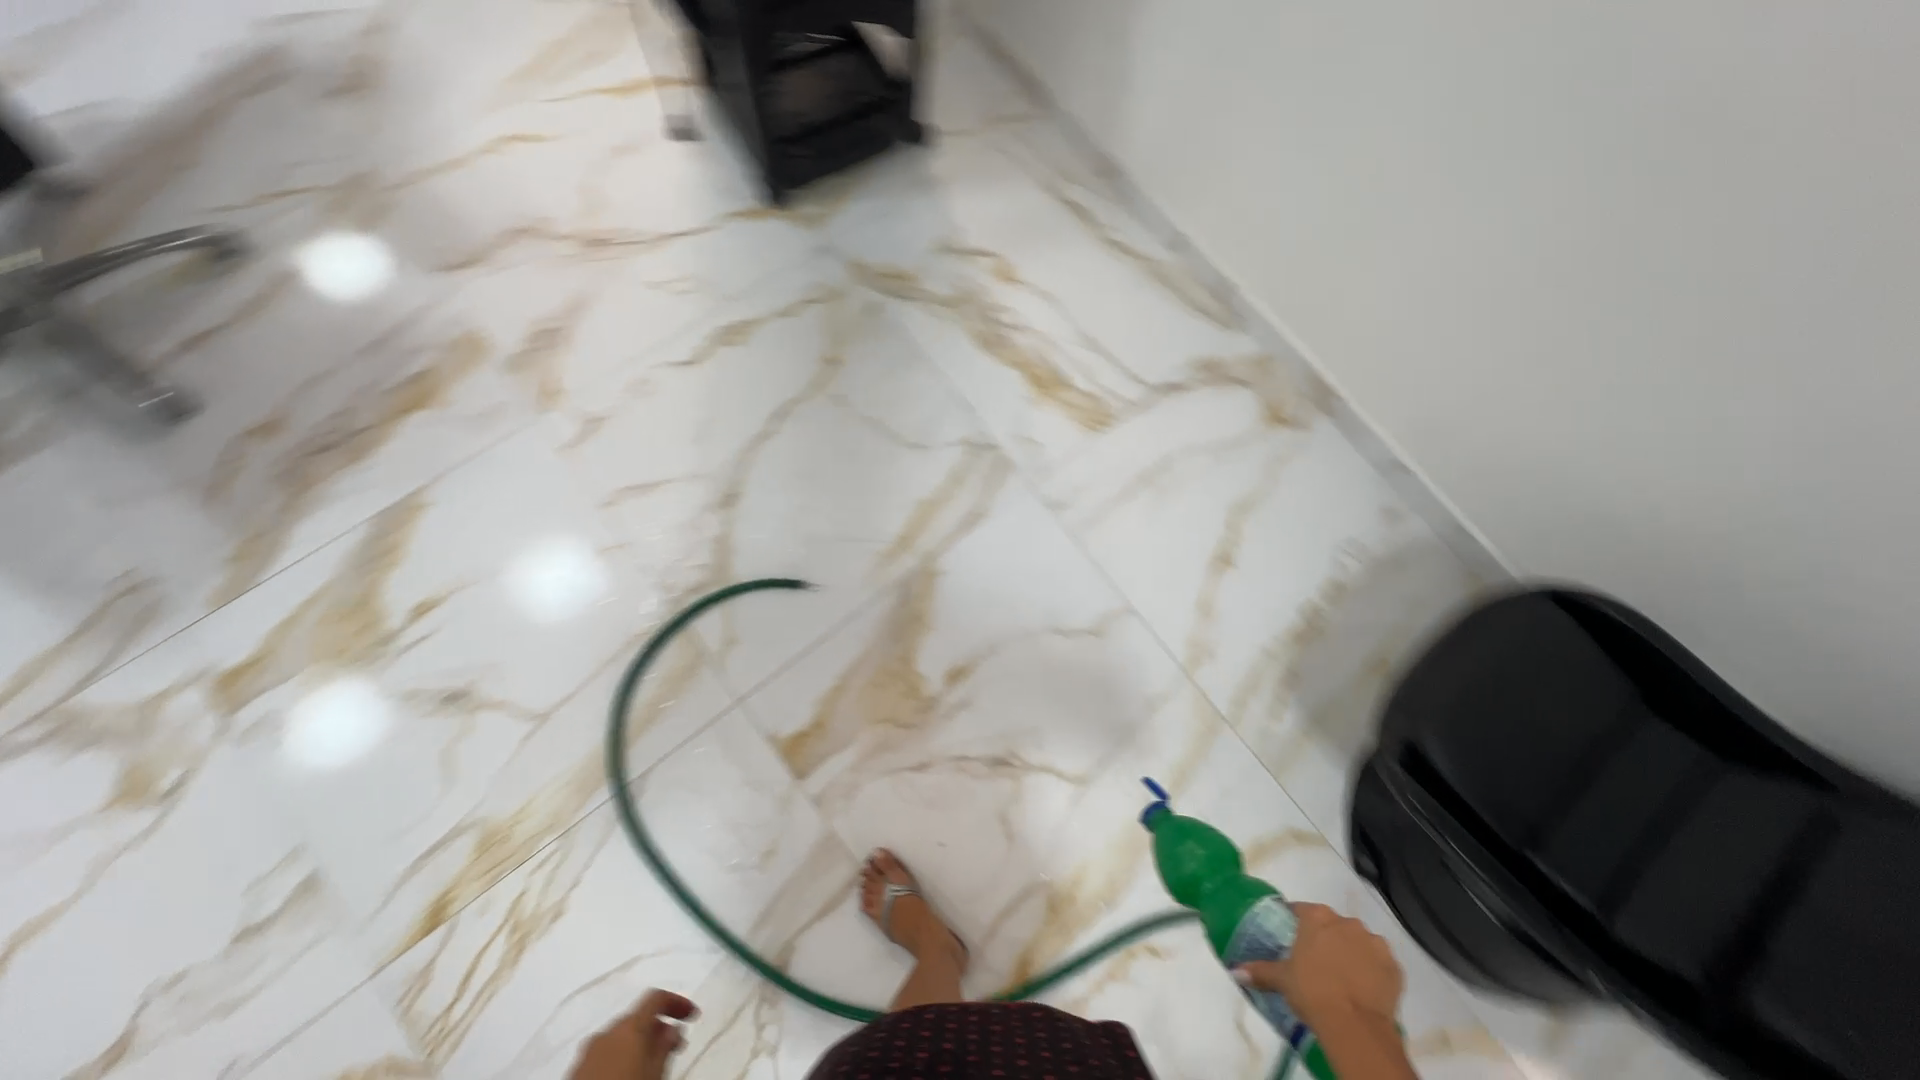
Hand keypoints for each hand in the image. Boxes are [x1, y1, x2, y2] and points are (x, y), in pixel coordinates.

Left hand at [568, 989, 698, 1079]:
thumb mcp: (655, 1074)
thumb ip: (665, 1048)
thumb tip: (672, 1029)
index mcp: (628, 1027)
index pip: (656, 998)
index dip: (677, 1001)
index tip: (693, 1016)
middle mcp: (606, 1032)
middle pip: (637, 1018)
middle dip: (659, 1027)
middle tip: (676, 1046)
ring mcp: (588, 1051)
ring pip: (620, 1036)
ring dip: (640, 1043)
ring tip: (654, 1064)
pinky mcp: (576, 1069)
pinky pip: (605, 1052)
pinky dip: (622, 1055)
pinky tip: (628, 1074)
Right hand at [1235, 903, 1403, 1031]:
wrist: (1355, 1024)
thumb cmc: (1312, 992)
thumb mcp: (1282, 980)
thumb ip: (1259, 970)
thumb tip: (1235, 970)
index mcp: (1317, 918)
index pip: (1302, 910)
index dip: (1295, 921)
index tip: (1291, 937)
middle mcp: (1347, 922)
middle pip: (1332, 924)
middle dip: (1325, 938)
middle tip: (1315, 962)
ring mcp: (1375, 942)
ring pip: (1359, 942)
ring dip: (1351, 952)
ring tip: (1342, 977)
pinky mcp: (1395, 966)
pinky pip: (1379, 963)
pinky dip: (1372, 970)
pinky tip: (1363, 988)